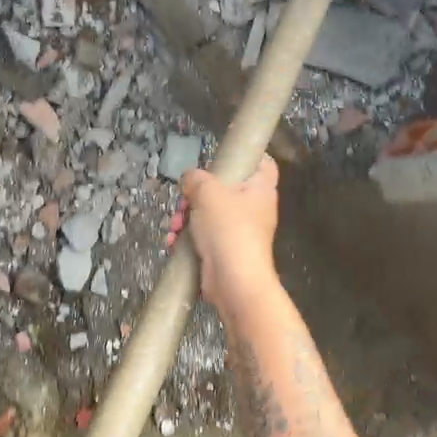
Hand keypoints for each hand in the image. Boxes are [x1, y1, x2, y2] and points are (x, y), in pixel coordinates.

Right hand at [179, 156, 278, 312]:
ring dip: (185, 218)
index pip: (262, 162)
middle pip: (223, 189)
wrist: (233, 280)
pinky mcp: (224, 251)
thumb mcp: (208, 192)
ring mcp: (239, 231)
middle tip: (184, 203)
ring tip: (176, 227)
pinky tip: (174, 243)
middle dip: (195, 196)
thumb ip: (195, 178)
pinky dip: (187, 238)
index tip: (222, 159)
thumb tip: (189, 179)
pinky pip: (203, 237)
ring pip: (207, 214)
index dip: (245, 156)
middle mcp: (253, 208)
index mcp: (260, 188)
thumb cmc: (228, 229)